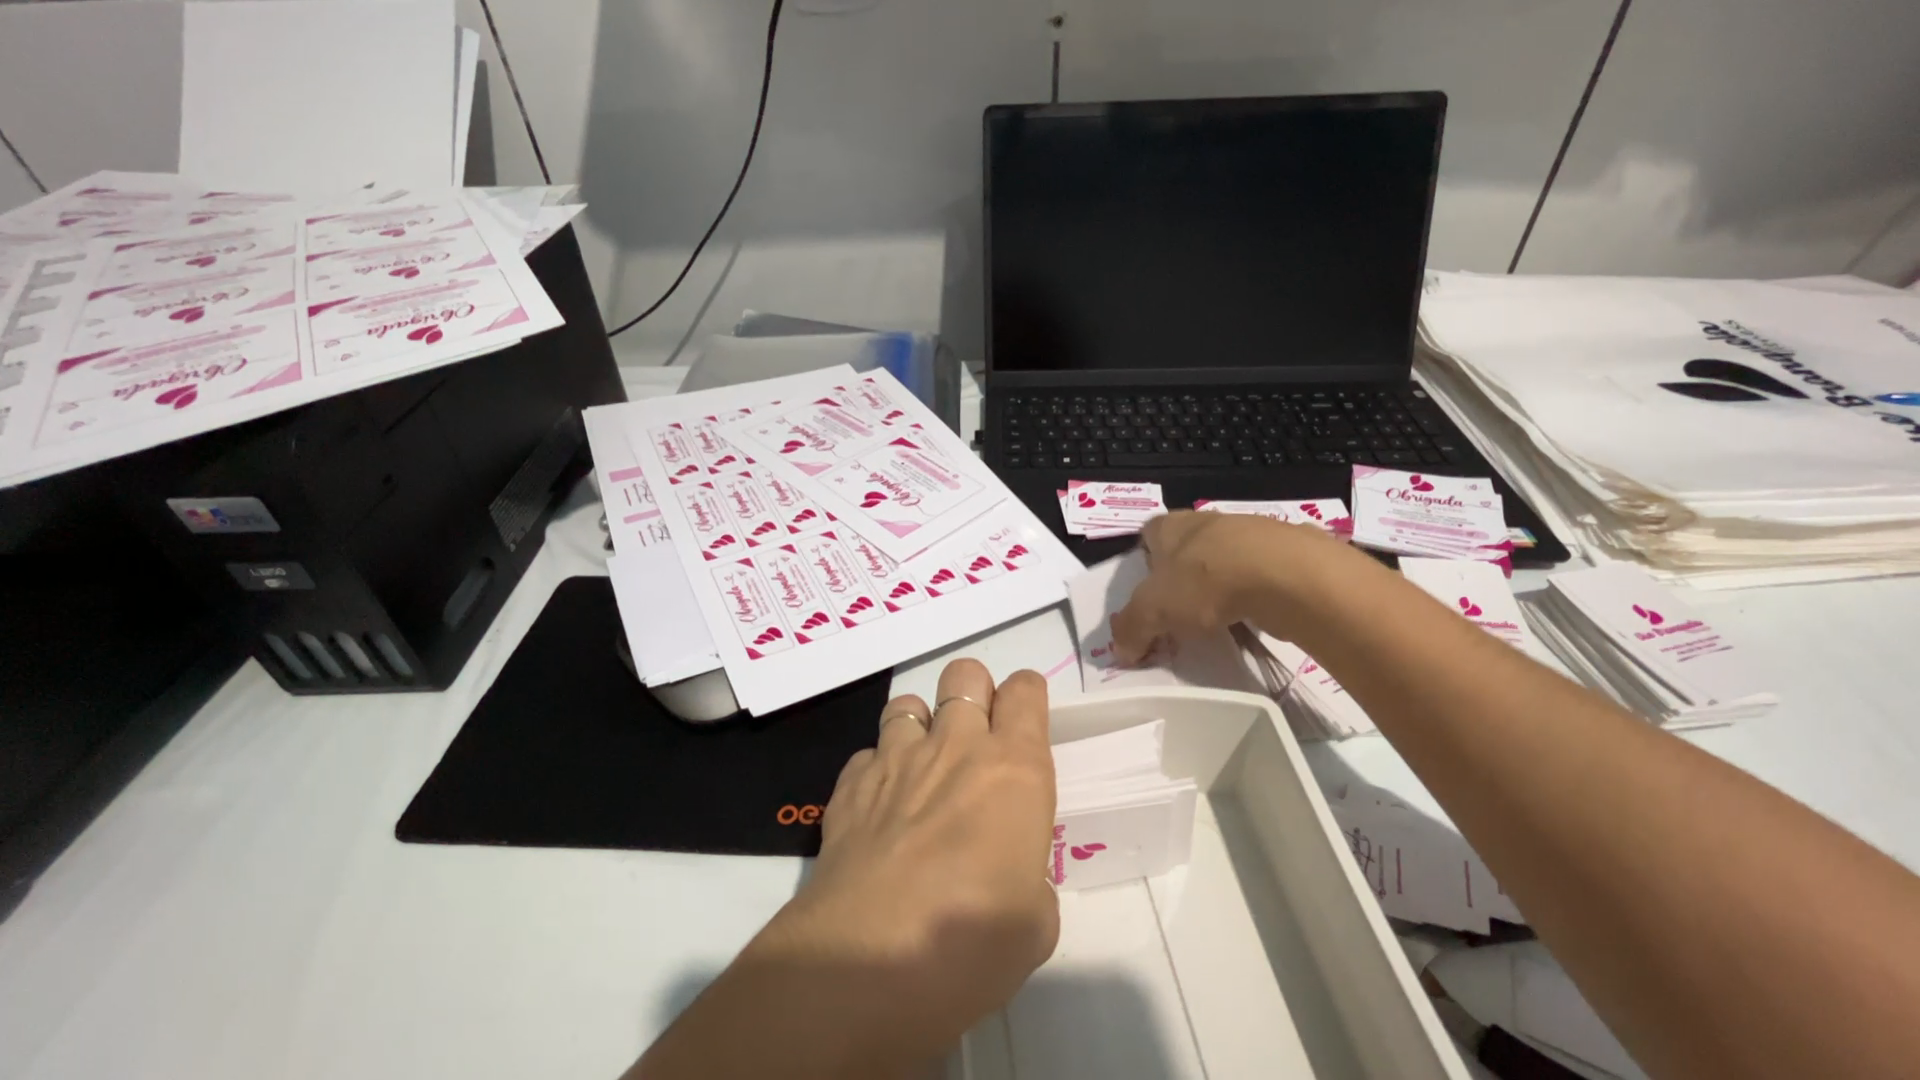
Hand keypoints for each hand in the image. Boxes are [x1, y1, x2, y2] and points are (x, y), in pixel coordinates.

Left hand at [632, 660, 1057, 1079]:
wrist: (872, 958)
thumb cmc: (974, 939)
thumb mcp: (1035, 919)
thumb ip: (1026, 877)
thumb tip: (1006, 877)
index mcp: (1014, 768)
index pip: (1025, 692)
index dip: (1026, 697)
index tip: (1024, 722)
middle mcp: (954, 747)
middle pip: (964, 675)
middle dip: (973, 693)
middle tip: (975, 740)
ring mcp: (894, 760)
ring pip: (907, 703)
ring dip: (919, 726)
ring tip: (921, 768)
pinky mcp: (848, 786)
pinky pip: (866, 754)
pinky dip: (877, 771)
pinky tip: (880, 808)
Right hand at [1110, 510, 1347, 663]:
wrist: (1287, 577)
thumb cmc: (1206, 582)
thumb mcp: (1153, 610)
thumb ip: (1132, 628)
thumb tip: (1120, 650)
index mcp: (1171, 525)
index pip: (1148, 534)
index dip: (1144, 562)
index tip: (1146, 592)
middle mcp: (1209, 522)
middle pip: (1187, 550)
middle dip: (1182, 579)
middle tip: (1177, 614)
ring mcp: (1252, 535)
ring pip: (1226, 563)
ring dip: (1220, 588)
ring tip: (1215, 623)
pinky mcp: (1287, 556)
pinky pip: (1260, 578)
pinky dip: (1253, 597)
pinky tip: (1252, 621)